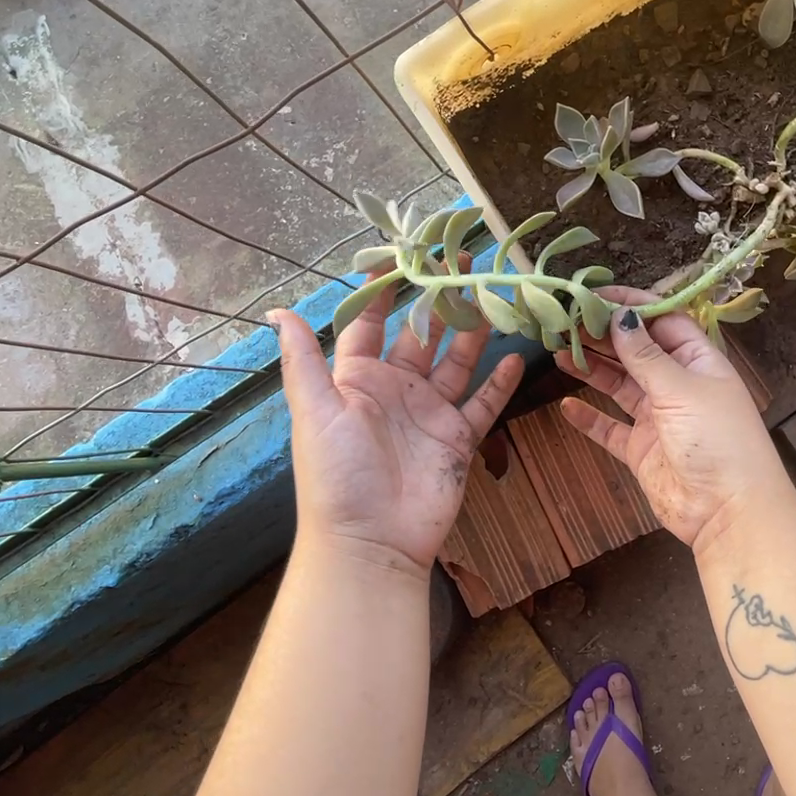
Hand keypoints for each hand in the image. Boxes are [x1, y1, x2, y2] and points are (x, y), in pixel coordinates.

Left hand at [269, 277, 522, 578]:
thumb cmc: (336, 474)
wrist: (371, 542)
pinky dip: (499, 382)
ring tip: (495, 297)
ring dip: (474, 331)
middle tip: (466, 263)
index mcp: (359, 378)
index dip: (387, 289)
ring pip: (458, 361)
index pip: (373, 322)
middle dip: (441, 299)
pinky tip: (516, 356)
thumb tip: (278, 310)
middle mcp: (397, 389)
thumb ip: (304, 359)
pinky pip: (483, 403)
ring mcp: (430, 413)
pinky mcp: (457, 438)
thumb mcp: (315, 410)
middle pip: (424, 334)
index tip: (407, 253)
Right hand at [555, 287, 789, 551]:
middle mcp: (677, 384)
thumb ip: (645, 355)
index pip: (662, 321)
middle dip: (603, 335)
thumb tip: (621, 317)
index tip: (594, 296)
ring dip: (592, 368)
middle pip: (636, 351)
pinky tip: (566, 405)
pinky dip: (589, 417)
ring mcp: (659, 418)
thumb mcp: (680, 389)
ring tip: (558, 351)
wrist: (728, 512)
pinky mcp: (642, 450)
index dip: (631, 306)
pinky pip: (611, 428)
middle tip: (565, 322)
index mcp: (698, 361)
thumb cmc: (715, 439)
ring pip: (619, 384)